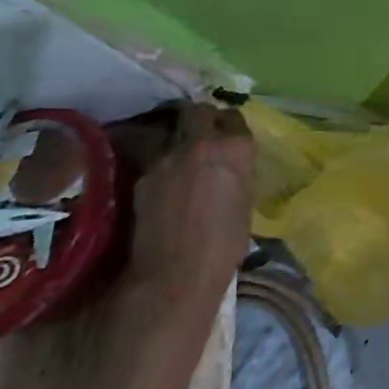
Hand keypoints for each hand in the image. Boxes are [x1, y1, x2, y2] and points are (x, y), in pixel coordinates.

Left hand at [126, 103, 256, 307]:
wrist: (177, 275)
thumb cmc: (225, 243)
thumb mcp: (245, 199)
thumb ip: (236, 170)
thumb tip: (227, 164)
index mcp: (236, 147)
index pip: (233, 116)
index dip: (229, 126)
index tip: (228, 136)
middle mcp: (202, 142)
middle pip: (199, 113)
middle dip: (201, 120)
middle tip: (203, 137)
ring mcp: (168, 157)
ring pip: (173, 135)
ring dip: (180, 144)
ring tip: (182, 165)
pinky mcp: (143, 176)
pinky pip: (158, 161)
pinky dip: (164, 168)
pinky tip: (166, 189)